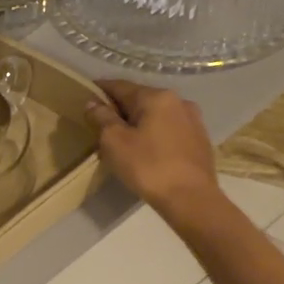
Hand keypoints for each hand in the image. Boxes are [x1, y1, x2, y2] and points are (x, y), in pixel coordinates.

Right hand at [86, 79, 220, 218]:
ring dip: (137, 120)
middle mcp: (178, 102)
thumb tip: (93, 103)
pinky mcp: (199, 138)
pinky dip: (152, 131)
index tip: (83, 94)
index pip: (120, 86)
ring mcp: (193, 120)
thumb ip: (101, 117)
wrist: (190, 197)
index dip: (99, 89)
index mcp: (156, 97)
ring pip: (155, 113)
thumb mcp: (113, 140)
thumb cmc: (147, 165)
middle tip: (99, 120)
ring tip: (121, 135)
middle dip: (119, 107)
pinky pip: (168, 127)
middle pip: (139, 98)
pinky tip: (144, 146)